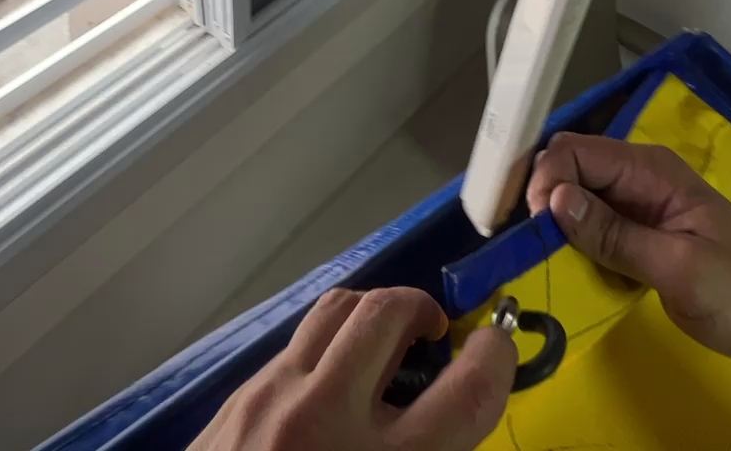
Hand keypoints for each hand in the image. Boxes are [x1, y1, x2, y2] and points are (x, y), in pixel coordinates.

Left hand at [189, 286, 515, 450]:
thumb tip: (449, 417)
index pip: (466, 393)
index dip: (494, 359)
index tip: (494, 348)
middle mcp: (325, 422)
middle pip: (390, 313)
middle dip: (422, 309)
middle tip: (432, 334)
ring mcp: (272, 400)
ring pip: (336, 308)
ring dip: (372, 312)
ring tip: (384, 340)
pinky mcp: (236, 399)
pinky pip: (295, 344)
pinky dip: (326, 347)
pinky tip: (327, 382)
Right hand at [525, 132, 730, 382]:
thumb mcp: (678, 269)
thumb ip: (614, 234)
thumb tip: (554, 200)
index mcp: (651, 169)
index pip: (576, 151)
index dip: (546, 180)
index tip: (534, 226)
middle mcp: (640, 175)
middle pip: (570, 167)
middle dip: (543, 197)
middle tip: (530, 243)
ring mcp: (639, 202)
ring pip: (577, 195)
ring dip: (556, 221)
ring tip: (541, 255)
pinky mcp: (639, 230)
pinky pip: (592, 222)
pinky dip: (574, 239)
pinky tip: (567, 262)